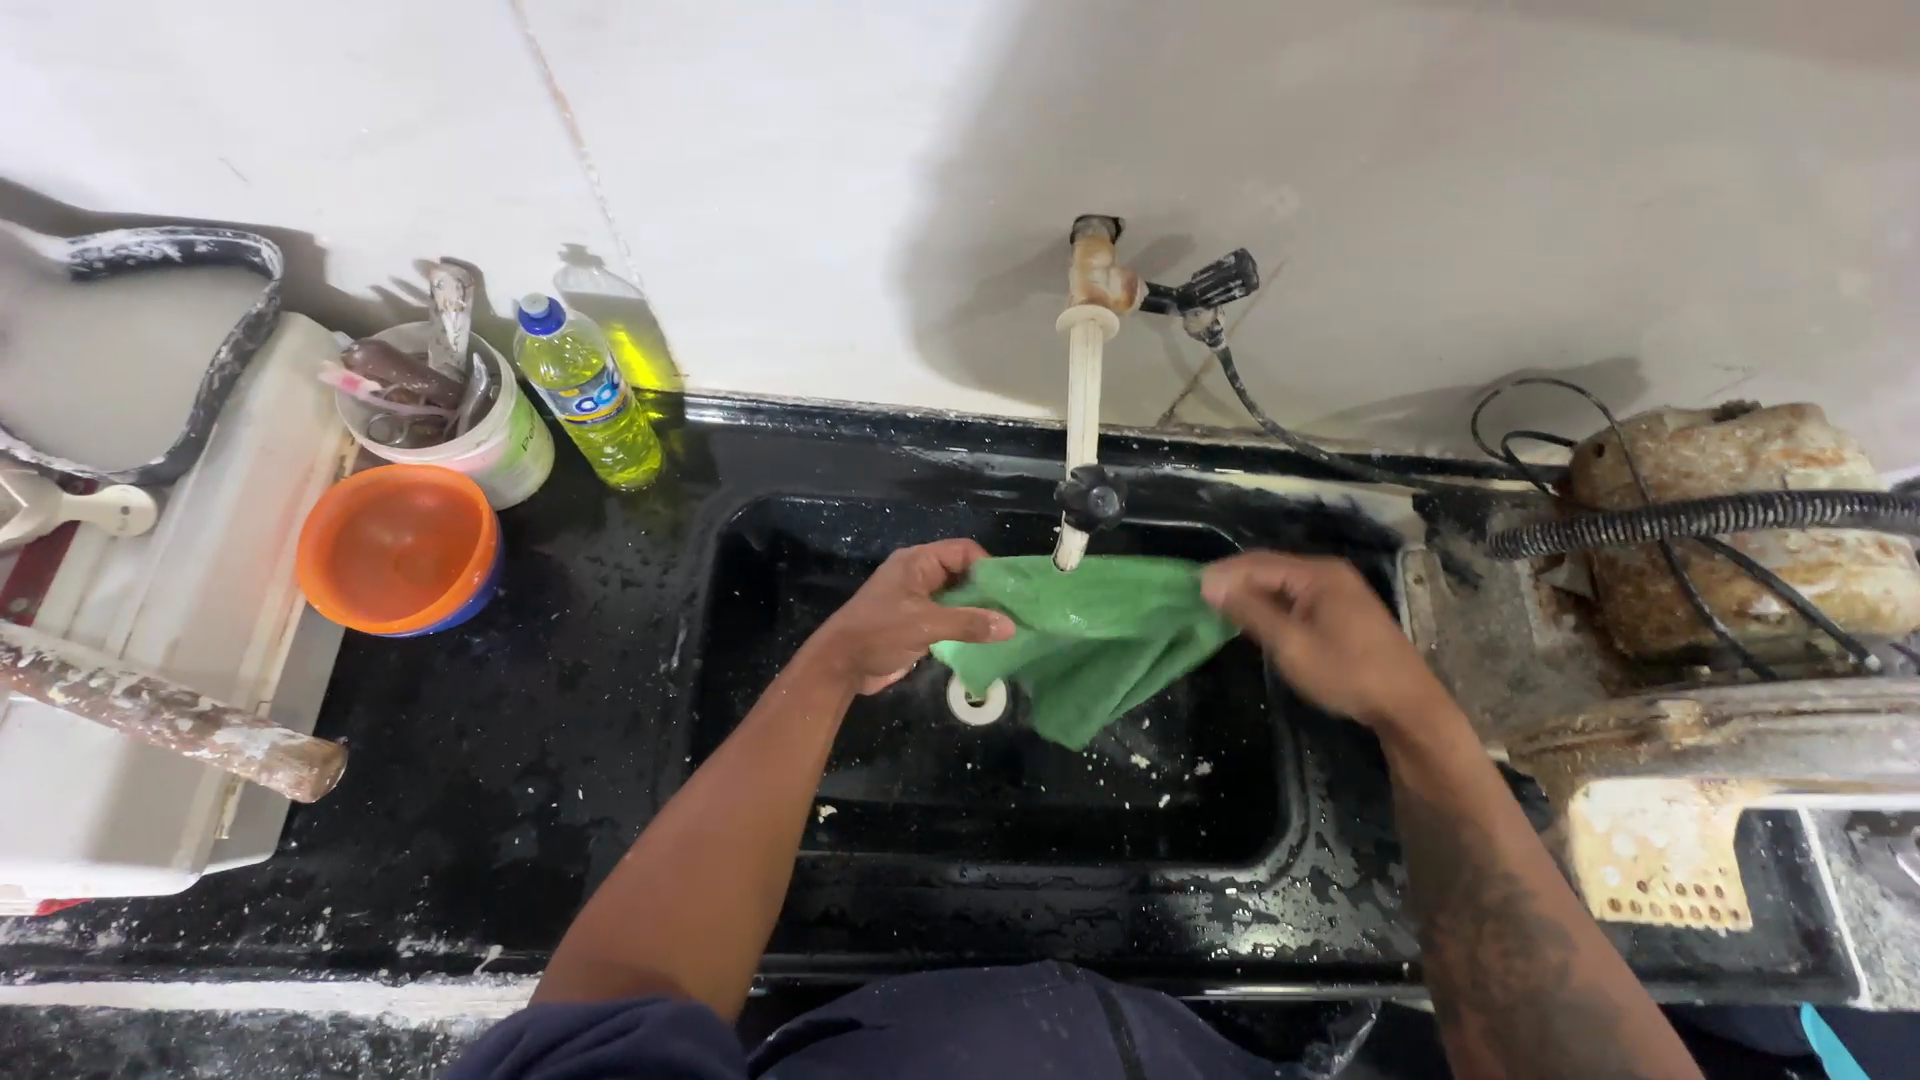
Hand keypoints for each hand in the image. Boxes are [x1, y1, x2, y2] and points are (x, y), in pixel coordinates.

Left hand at [803, 539, 1014, 694]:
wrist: (840, 665)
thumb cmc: (878, 634)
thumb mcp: (926, 625)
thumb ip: (969, 624)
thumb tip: (1010, 625)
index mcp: (917, 563)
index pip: (962, 551)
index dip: (987, 567)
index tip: (1009, 591)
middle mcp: (919, 576)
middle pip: (962, 573)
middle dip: (986, 590)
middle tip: (1014, 611)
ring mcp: (917, 600)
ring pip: (957, 597)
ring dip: (977, 610)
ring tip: (1006, 626)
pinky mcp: (916, 623)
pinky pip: (948, 617)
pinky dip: (965, 625)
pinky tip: (984, 639)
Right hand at [1202, 552, 1450, 732]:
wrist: (1407, 705)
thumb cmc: (1347, 673)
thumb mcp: (1290, 645)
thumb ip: (1250, 612)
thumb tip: (1210, 585)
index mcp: (1318, 574)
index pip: (1258, 563)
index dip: (1223, 574)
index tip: (1191, 588)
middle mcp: (1328, 573)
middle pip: (1270, 568)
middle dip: (1234, 580)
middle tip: (1200, 597)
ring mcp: (1337, 591)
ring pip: (1281, 583)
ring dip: (1250, 592)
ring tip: (1218, 607)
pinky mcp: (1340, 609)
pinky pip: (1294, 596)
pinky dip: (1269, 604)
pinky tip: (1252, 617)